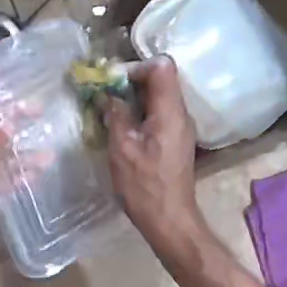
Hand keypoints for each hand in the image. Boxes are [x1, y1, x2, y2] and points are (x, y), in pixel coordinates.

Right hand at [101, 57, 212, 266]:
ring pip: (158, 99)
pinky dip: (140, 117)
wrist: (169, 220)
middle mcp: (180, 115)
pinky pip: (159, 117)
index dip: (136, 67)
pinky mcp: (175, 142)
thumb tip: (108, 96)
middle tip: (105, 97)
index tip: (113, 84)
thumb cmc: (144, 186)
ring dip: (134, 101)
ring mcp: (180, 129)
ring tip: (110, 115)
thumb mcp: (122, 149)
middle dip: (131, 84)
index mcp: (170, 111)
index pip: (162, 66)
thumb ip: (116, 116)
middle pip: (160, 81)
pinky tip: (123, 132)